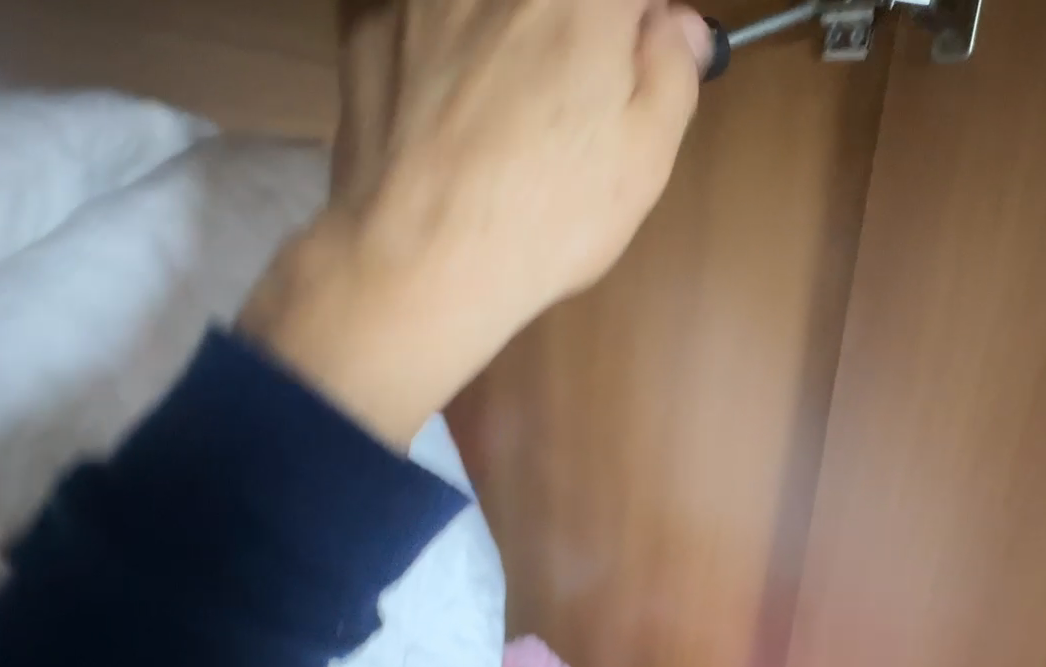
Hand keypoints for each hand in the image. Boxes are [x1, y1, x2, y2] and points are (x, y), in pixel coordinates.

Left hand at [239, 0, 712, 447]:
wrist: (425, 262)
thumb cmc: (554, 215)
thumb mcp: (646, 156)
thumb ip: (673, 70)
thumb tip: (677, 26)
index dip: (642, 27)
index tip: (642, 62)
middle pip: (555, 5)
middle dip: (577, 40)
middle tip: (573, 108)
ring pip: (489, 15)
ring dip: (508, 48)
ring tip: (506, 124)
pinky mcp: (369, 33)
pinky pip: (425, 28)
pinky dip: (444, 59)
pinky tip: (451, 122)